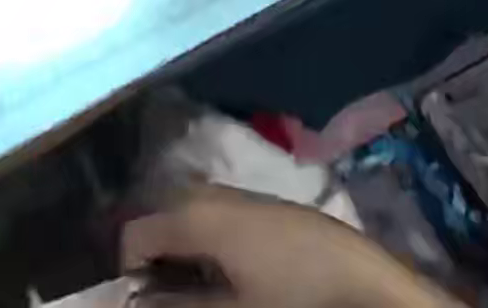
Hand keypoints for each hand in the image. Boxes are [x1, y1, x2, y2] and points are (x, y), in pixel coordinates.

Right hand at [121, 187, 452, 307]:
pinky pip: (209, 216)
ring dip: (178, 255)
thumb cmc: (292, 296)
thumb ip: (177, 307)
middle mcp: (206, 191)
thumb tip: (136, 304)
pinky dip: (203, 246)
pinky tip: (226, 278)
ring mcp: (232, 193)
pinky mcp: (254, 203)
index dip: (129, 275)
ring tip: (196, 294)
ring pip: (183, 217)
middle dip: (154, 263)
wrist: (359, 276)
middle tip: (169, 302)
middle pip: (157, 221)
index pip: (134, 234)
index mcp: (193, 213)